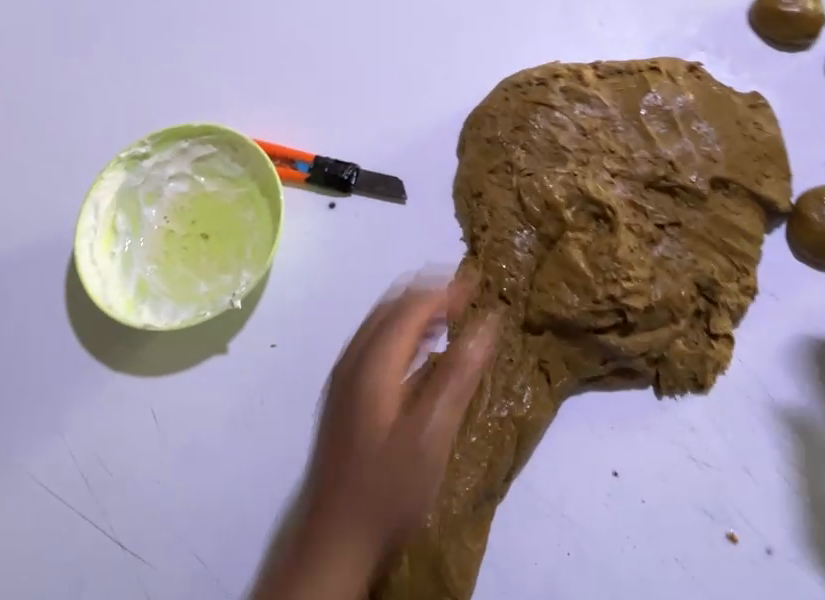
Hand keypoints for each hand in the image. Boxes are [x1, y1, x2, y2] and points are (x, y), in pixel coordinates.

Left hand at [298, 275, 497, 559]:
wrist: (334, 538)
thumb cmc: (388, 488)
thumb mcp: (433, 433)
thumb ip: (460, 374)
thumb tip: (490, 322)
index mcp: (373, 362)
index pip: (411, 304)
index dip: (447, 290)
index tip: (481, 287)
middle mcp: (352, 360)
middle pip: (391, 305)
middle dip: (430, 293)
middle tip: (469, 297)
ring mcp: (343, 378)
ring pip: (380, 323)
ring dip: (416, 312)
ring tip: (453, 319)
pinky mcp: (343, 397)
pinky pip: (375, 343)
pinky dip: (403, 333)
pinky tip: (425, 354)